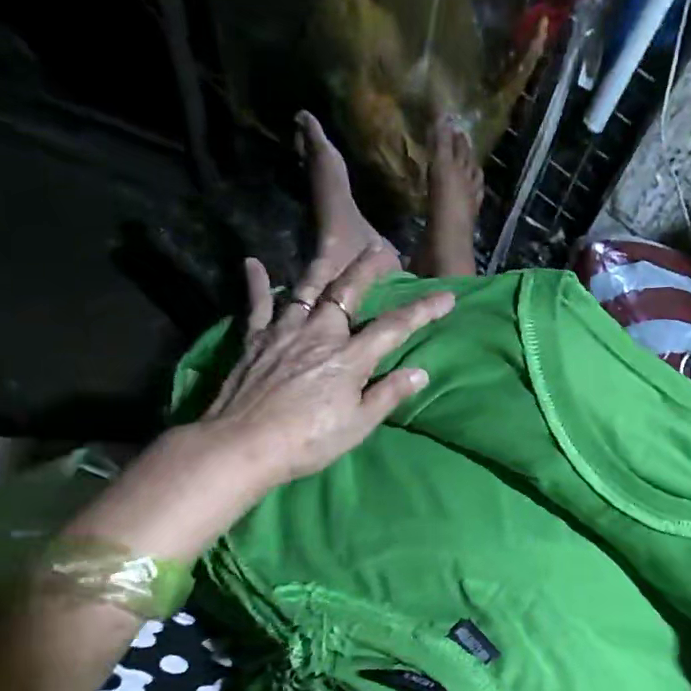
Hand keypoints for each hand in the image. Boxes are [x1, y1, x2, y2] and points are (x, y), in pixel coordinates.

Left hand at [203, 247, 453, 486]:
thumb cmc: (308, 441)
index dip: (423, 310)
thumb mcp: (357, 425)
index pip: (394, 327)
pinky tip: (253, 264)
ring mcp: (284, 332)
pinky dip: (258, 283)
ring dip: (321, 266)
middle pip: (347, 292)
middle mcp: (320, 334)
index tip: (446, 297)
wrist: (244, 444)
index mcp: (350, 358)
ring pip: (306, 289)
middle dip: (365, 268)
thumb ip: (388, 395)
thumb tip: (420, 372)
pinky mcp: (255, 339)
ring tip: (330, 247)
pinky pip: (257, 304)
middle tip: (377, 248)